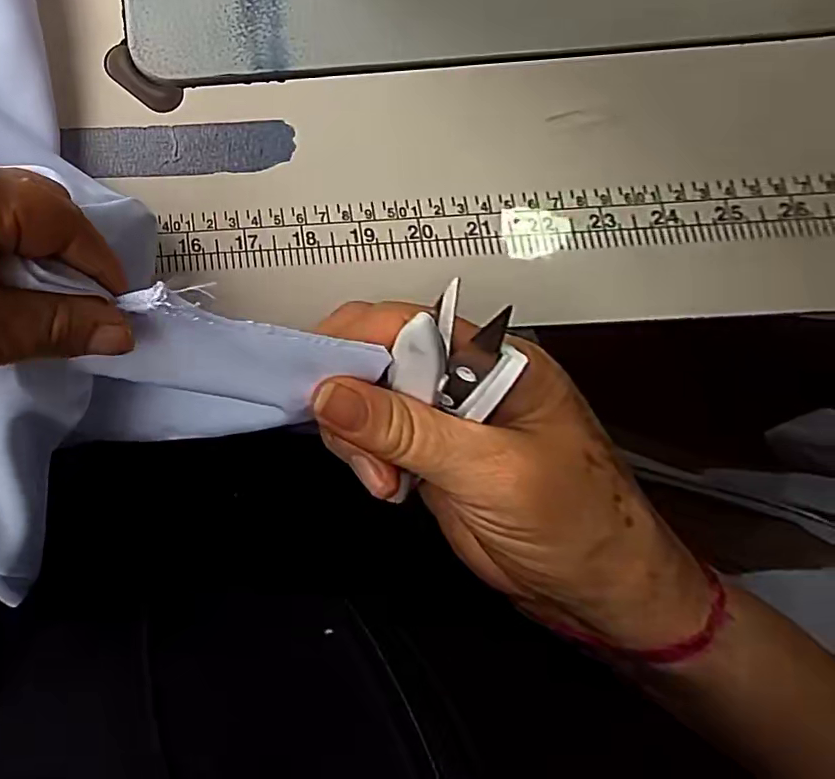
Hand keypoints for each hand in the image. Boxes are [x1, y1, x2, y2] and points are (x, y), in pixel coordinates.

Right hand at [310, 301, 715, 652]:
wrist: (605, 597)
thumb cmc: (588, 531)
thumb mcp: (490, 472)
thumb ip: (405, 429)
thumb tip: (330, 393)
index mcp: (493, 362)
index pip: (398, 325)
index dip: (349, 344)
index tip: (318, 381)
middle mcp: (459, 377)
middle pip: (366, 357)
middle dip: (347, 400)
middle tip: (354, 441)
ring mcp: (436, 410)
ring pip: (354, 395)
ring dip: (352, 436)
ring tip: (382, 476)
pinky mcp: (417, 441)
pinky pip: (361, 429)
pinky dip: (358, 454)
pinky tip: (384, 480)